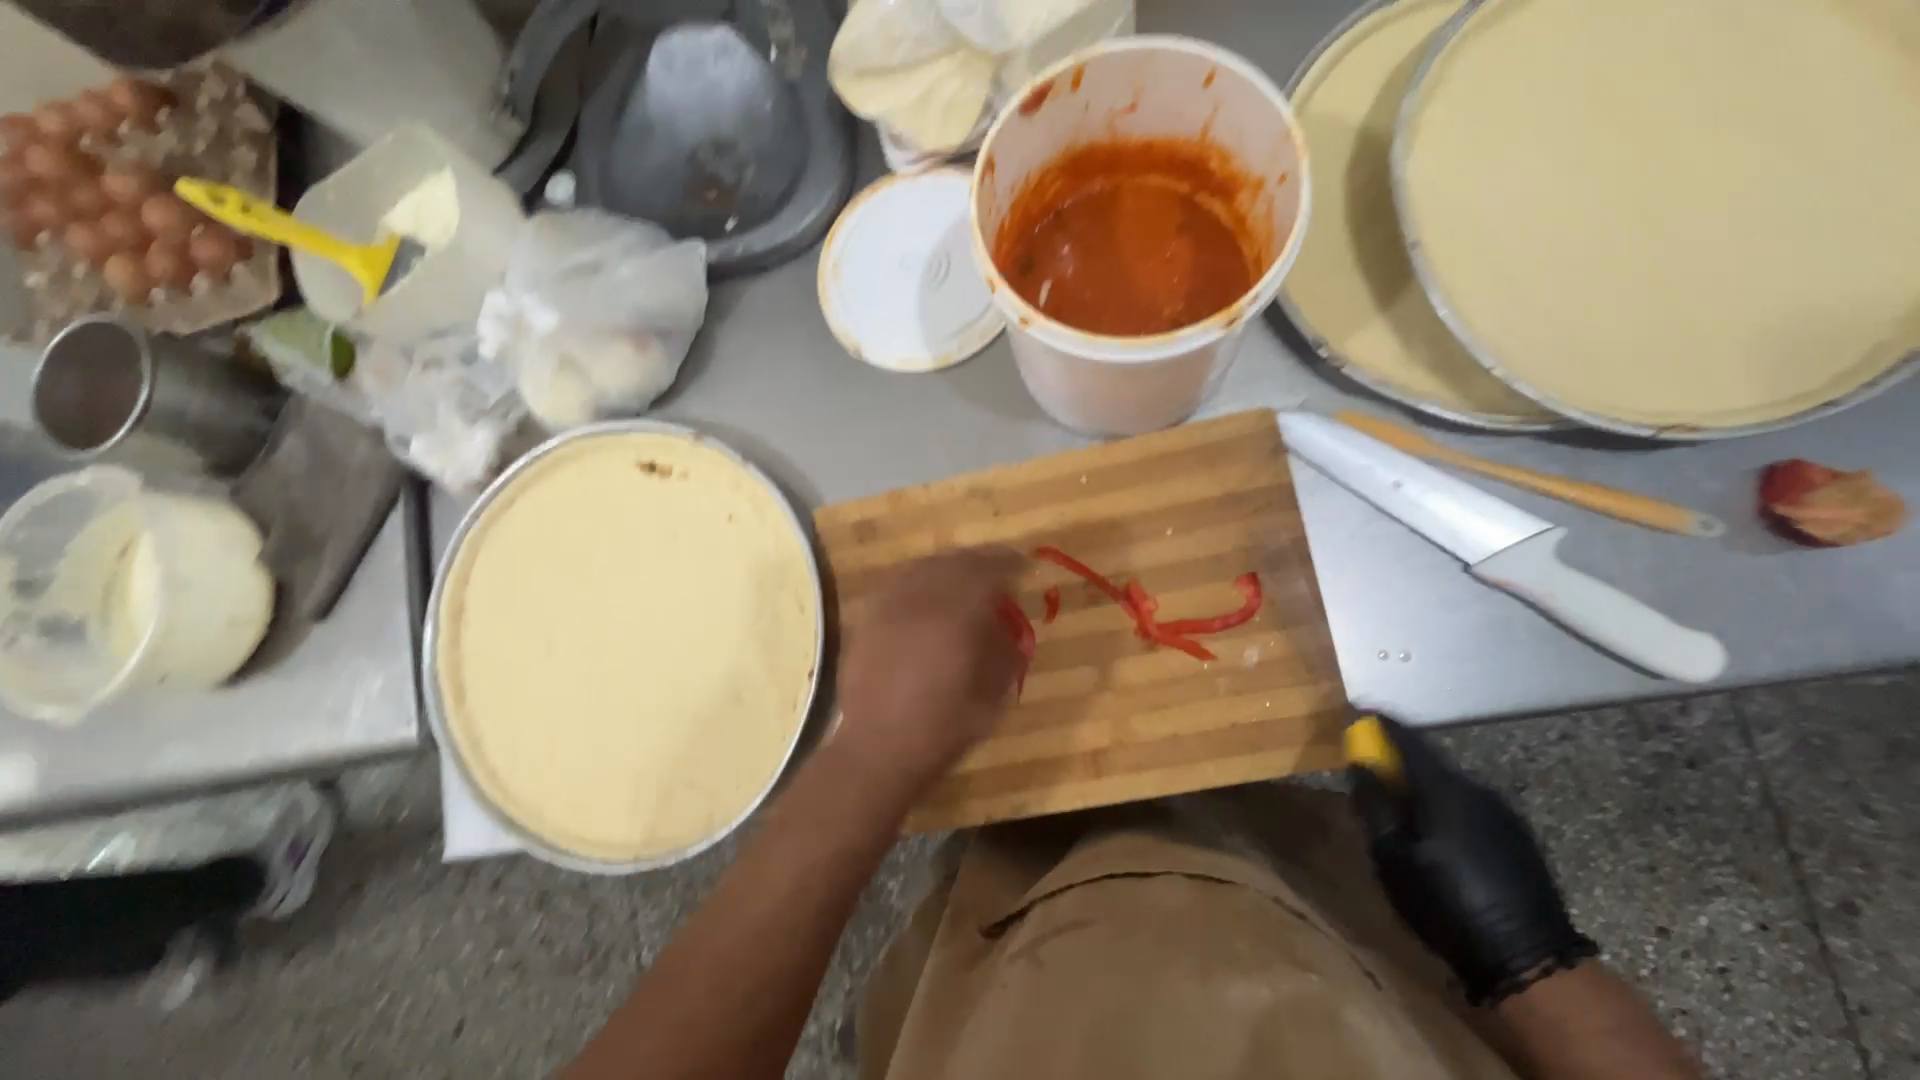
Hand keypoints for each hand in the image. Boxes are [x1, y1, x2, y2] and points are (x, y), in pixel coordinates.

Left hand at [832, 548, 1024, 801]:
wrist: (880, 749)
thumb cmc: (945, 727)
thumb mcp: (994, 692)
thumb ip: (1005, 648)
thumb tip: (1005, 623)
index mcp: (957, 615)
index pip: (989, 571)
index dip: (1009, 564)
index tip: (1023, 566)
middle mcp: (921, 599)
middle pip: (954, 562)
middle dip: (980, 561)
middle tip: (998, 568)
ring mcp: (889, 606)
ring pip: (923, 568)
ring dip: (948, 567)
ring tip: (964, 578)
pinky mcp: (867, 618)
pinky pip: (899, 584)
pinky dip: (919, 581)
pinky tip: (928, 596)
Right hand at [1349, 715, 1597, 1005]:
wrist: (1528, 958)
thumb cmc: (1446, 906)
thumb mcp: (1393, 860)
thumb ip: (1375, 807)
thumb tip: (1360, 766)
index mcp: (1443, 790)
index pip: (1406, 739)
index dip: (1378, 723)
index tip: (1355, 713)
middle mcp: (1475, 788)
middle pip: (1428, 760)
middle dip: (1397, 759)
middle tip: (1369, 771)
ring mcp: (1501, 810)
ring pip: (1449, 784)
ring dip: (1421, 787)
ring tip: (1400, 809)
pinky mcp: (1516, 833)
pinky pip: (1469, 805)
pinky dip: (1444, 806)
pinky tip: (1436, 833)